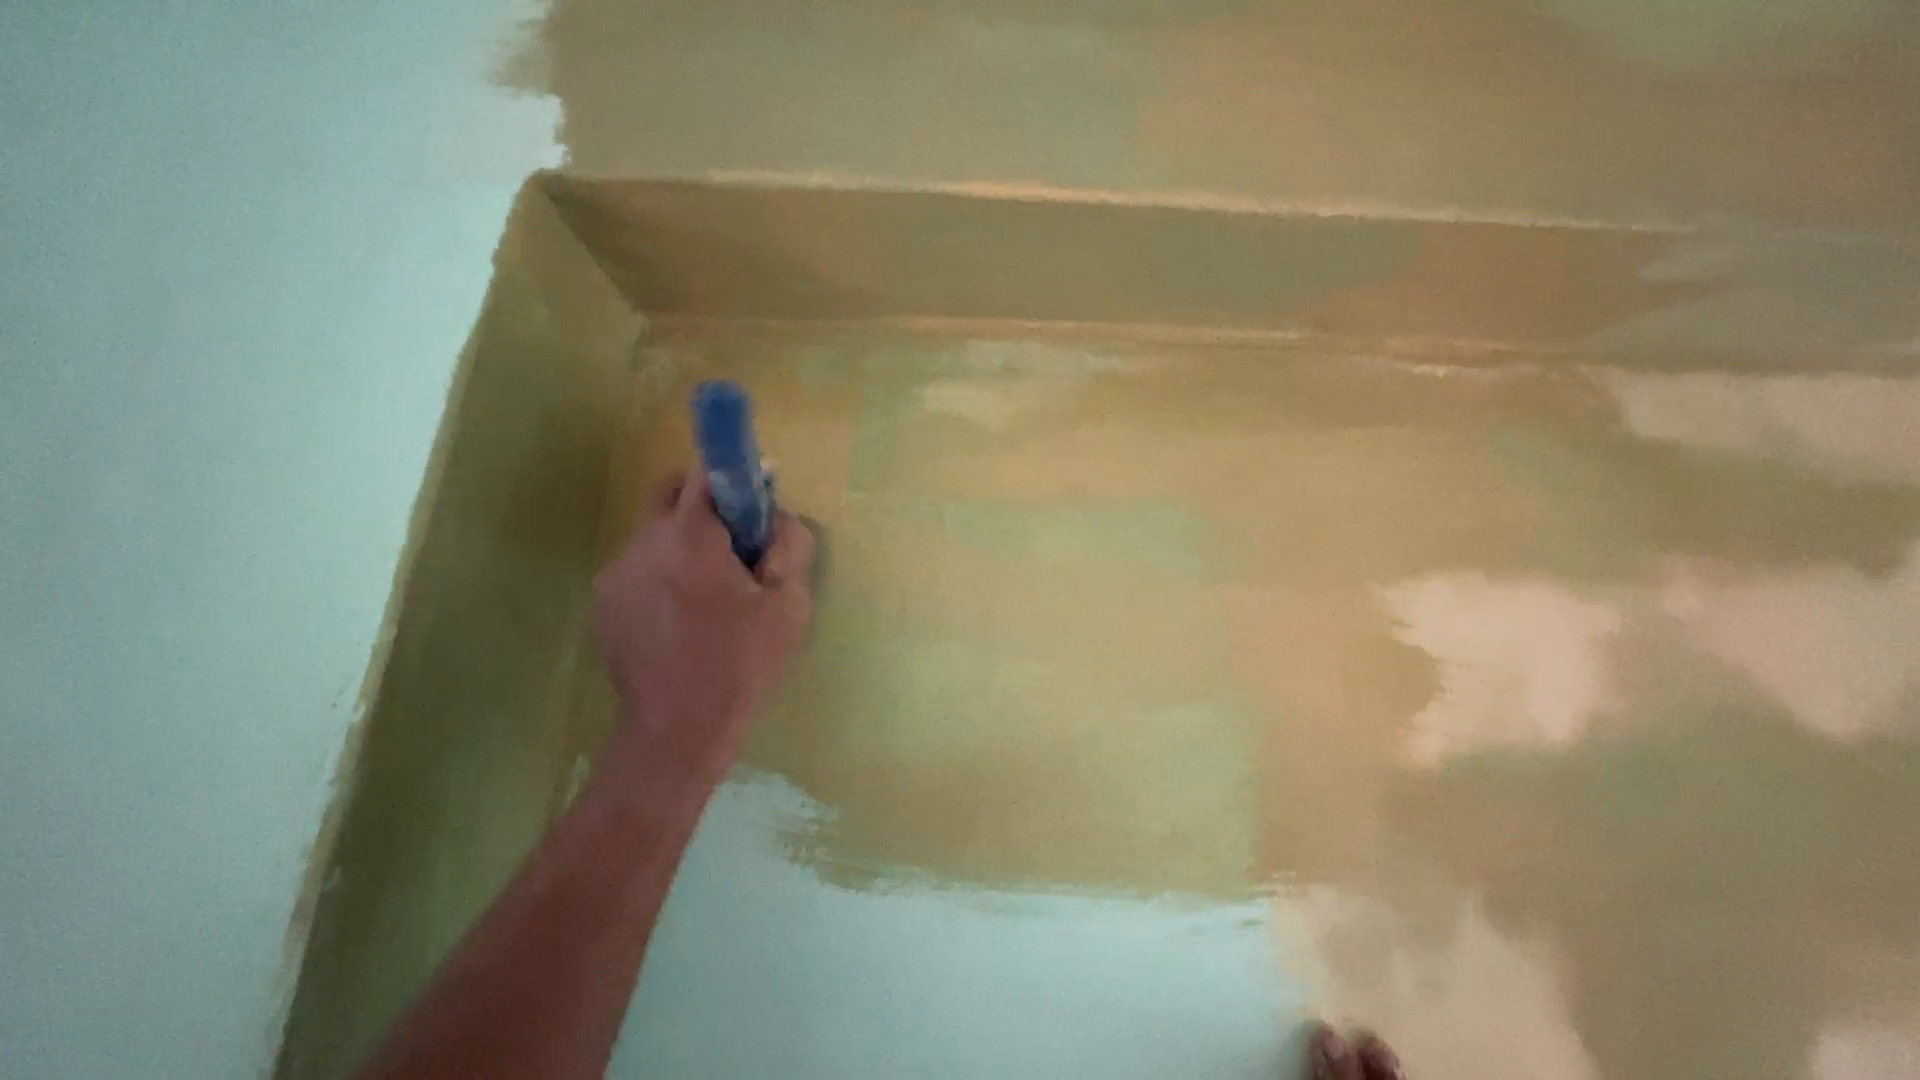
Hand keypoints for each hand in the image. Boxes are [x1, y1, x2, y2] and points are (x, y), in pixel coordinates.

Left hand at [592, 470, 814, 782]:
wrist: (676, 731)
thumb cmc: (741, 665)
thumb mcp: (789, 605)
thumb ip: (789, 545)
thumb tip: (774, 514)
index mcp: (690, 536)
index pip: (705, 473)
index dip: (733, 479)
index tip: (753, 505)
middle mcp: (643, 543)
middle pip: (670, 496)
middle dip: (703, 507)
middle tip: (734, 550)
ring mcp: (615, 574)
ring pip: (653, 536)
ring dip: (682, 547)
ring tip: (709, 600)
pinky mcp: (602, 604)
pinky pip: (638, 570)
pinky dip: (661, 578)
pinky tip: (681, 623)